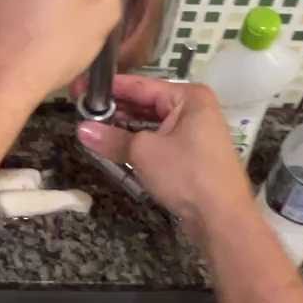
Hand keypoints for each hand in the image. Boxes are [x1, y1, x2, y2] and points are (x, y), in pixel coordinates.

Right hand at [75, 75, 253, 229]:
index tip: (80, 88)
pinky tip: (116, 146)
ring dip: (125, 126)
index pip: (140, 85)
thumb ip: (112, 138)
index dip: (109, 87)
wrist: (221, 217)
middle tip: (82, 109)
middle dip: (116, 107)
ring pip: (152, 123)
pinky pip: (159, 140)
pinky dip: (139, 142)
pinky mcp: (192, 154)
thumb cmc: (186, 174)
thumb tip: (81, 130)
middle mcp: (195, 108)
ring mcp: (195, 132)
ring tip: (94, 127)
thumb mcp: (144, 152)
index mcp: (188, 96)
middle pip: (147, 102)